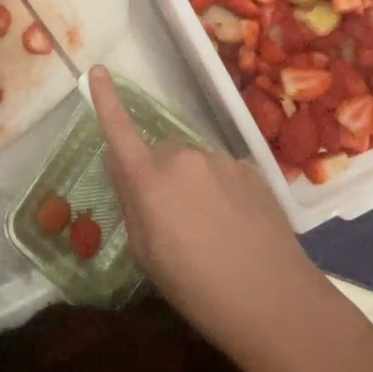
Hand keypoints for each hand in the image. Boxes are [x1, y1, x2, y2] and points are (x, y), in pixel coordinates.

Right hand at [91, 66, 372, 371]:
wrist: (275, 301)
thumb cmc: (197, 288)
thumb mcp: (146, 255)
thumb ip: (131, 203)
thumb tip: (122, 166)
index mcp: (149, 179)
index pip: (119, 129)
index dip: (105, 99)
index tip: (97, 70)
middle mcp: (183, 158)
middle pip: (159, 155)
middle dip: (159, 177)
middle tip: (171, 222)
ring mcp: (220, 160)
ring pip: (194, 165)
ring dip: (193, 185)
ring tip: (211, 231)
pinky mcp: (251, 170)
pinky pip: (223, 173)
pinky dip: (222, 192)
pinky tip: (236, 227)